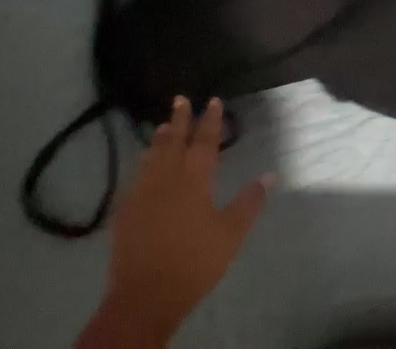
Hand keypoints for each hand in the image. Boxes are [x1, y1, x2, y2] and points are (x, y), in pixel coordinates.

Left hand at [79, 97, 269, 348]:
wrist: (145, 296)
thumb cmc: (195, 261)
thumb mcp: (231, 233)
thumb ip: (249, 202)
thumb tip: (269, 175)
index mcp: (194, 180)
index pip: (204, 142)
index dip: (210, 121)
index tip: (213, 101)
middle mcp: (166, 179)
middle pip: (173, 142)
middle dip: (180, 120)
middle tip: (180, 99)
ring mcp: (142, 195)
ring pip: (152, 158)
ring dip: (159, 139)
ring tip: (162, 126)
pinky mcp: (126, 213)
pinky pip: (136, 178)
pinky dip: (143, 164)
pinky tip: (143, 165)